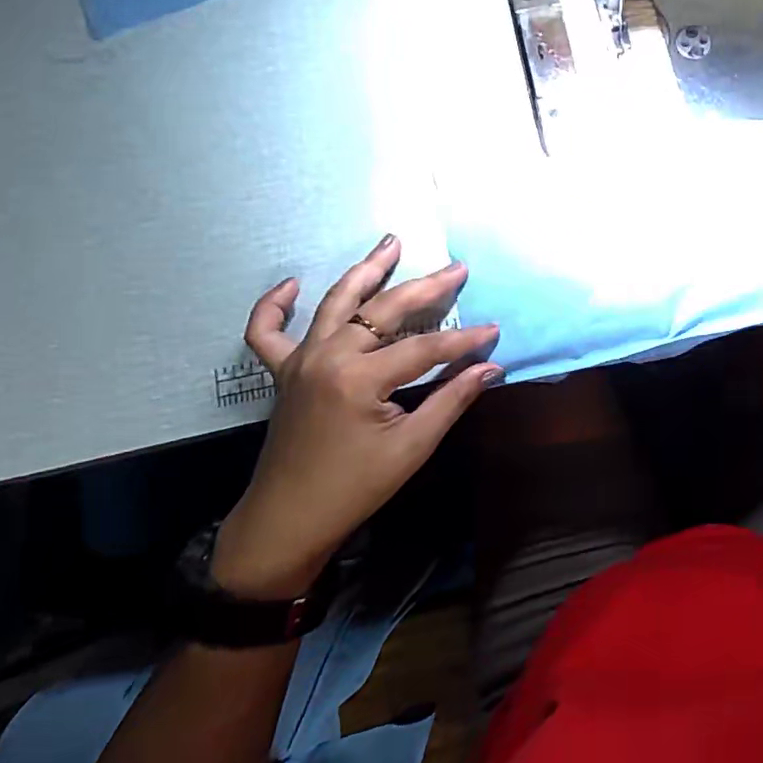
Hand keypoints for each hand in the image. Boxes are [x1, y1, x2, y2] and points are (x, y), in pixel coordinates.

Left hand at [213, 235, 501, 599]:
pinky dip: (274, 305)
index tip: (495, 331)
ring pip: (334, 303)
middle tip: (457, 268)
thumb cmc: (357, 486)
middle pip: (384, 310)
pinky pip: (267, 331)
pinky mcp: (283, 372)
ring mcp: (300, 361)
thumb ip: (452, 400)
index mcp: (359, 378)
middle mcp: (327, 357)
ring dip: (364, 271)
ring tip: (389, 243)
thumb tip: (491, 368)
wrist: (290, 518)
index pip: (426, 347)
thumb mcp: (413, 445)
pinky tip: (292, 285)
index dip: (465, 339)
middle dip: (426, 287)